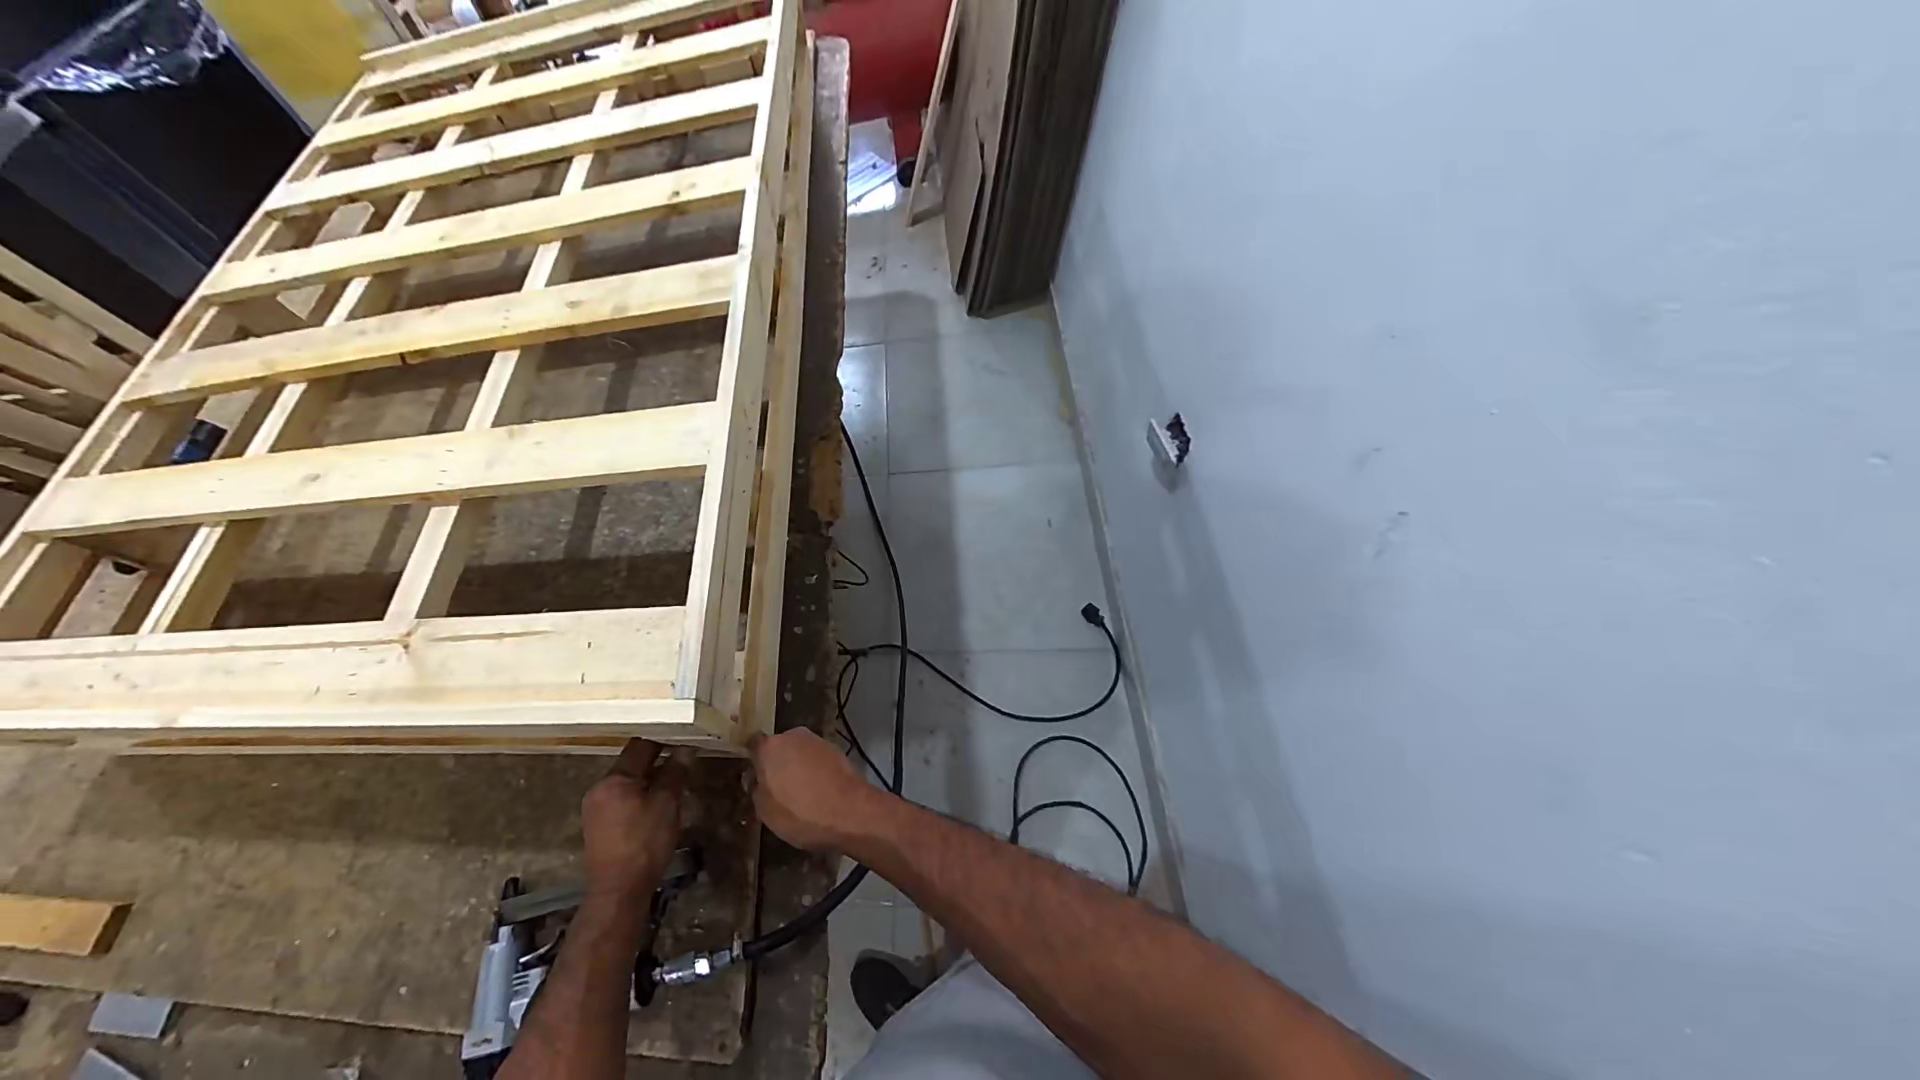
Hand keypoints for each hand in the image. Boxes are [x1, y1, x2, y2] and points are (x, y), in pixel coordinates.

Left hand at [582, 739, 689, 907]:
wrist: (619, 891)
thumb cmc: (645, 843)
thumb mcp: (667, 804)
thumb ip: (675, 773)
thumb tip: (685, 749)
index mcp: (613, 779)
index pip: (640, 746)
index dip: (664, 739)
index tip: (686, 735)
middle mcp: (599, 789)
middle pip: (632, 764)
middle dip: (659, 760)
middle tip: (686, 758)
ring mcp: (596, 808)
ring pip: (629, 783)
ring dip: (651, 779)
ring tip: (677, 781)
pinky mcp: (599, 826)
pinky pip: (623, 799)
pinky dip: (642, 796)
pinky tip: (660, 803)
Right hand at [749, 730, 880, 851]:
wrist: (850, 811)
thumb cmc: (799, 812)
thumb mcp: (765, 810)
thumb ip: (756, 789)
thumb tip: (756, 779)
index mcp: (770, 746)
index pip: (753, 744)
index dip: (753, 759)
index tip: (753, 775)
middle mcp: (794, 736)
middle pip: (779, 747)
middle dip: (777, 763)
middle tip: (777, 788)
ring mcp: (818, 741)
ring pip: (800, 752)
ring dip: (798, 767)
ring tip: (801, 793)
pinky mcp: (838, 750)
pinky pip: (818, 759)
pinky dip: (816, 771)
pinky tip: (819, 791)